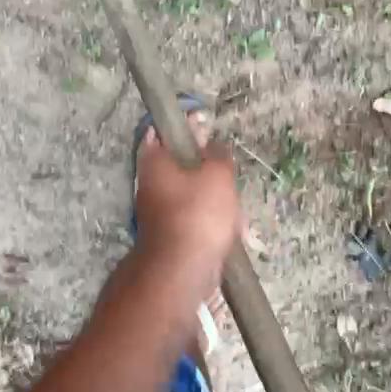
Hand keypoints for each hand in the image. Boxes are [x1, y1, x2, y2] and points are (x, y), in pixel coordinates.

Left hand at [134, 121, 240, 281]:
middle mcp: (151, 185)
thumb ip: (218, 155)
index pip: (161, 132)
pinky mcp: (173, 235)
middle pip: (180, 164)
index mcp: (154, 163)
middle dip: (207, 166)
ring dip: (216, 198)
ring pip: (192, 194)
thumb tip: (214, 146)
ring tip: (239, 211)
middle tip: (225, 165)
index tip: (200, 121)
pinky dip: (214, 222)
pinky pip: (197, 219)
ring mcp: (160, 212)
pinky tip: (236, 232)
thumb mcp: (217, 174)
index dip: (181, 125)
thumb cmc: (198, 213)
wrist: (183, 270)